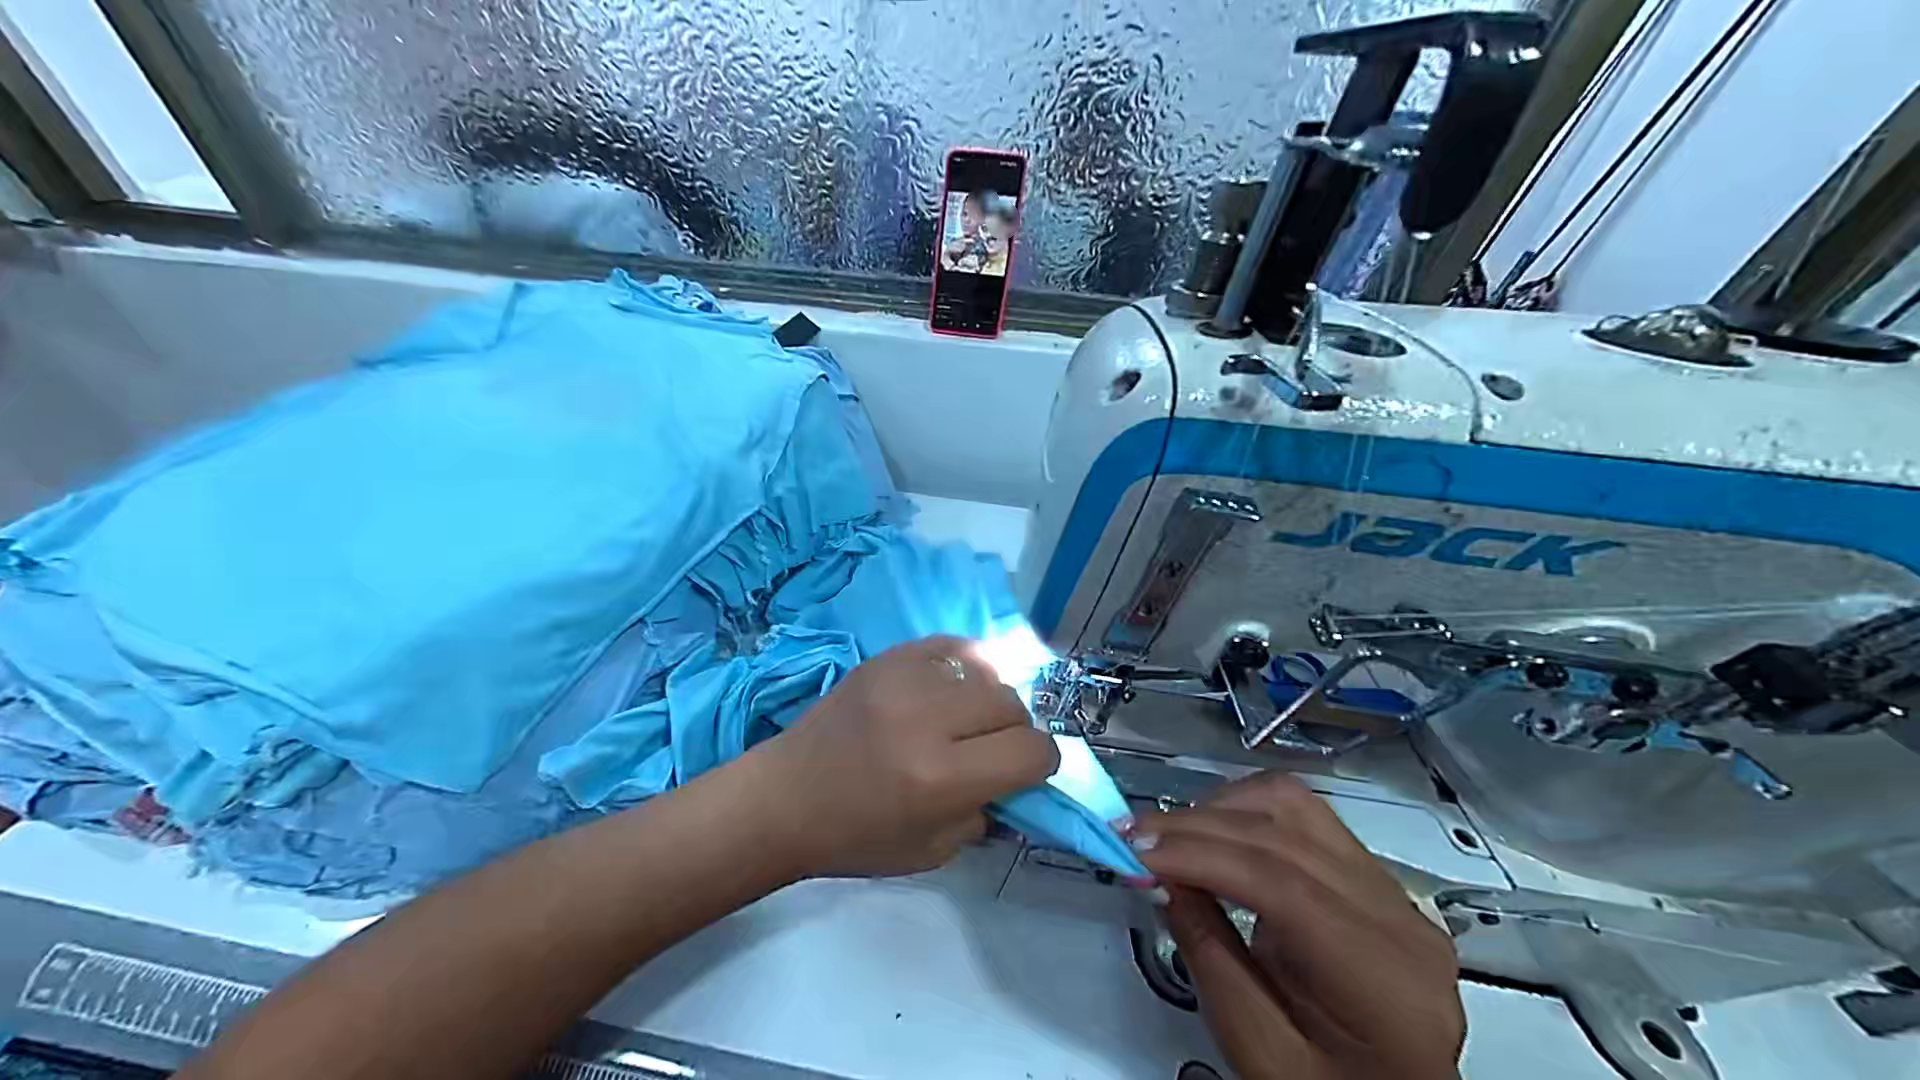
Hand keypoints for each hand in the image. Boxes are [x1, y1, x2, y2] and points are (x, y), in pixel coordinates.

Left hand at [748, 635, 1058, 878]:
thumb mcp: (935, 849)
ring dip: (987, 698)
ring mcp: (904, 678)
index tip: (1025, 771)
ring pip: (987, 670)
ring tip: (963, 717)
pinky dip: (962, 668)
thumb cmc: (857, 836)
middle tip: (990, 747)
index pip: (1031, 751)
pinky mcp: (888, 657)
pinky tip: (946, 689)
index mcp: (941, 777)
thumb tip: (1019, 777)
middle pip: (1013, 704)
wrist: (786, 796)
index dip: (1039, 764)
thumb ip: (987, 810)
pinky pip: (952, 645)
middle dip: (1014, 730)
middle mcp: (927, 718)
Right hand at [1135, 772, 1464, 1079]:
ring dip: (1220, 808)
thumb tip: (1161, 873)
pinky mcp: (1369, 875)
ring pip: (1293, 804)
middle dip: (1196, 826)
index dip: (1200, 855)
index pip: (1281, 883)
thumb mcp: (1258, 1048)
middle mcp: (1396, 916)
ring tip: (1168, 835)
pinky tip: (1210, 832)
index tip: (1134, 851)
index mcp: (1382, 977)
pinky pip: (1302, 814)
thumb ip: (1208, 954)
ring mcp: (1388, 888)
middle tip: (1131, 836)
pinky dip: (1244, 810)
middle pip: (1285, 833)